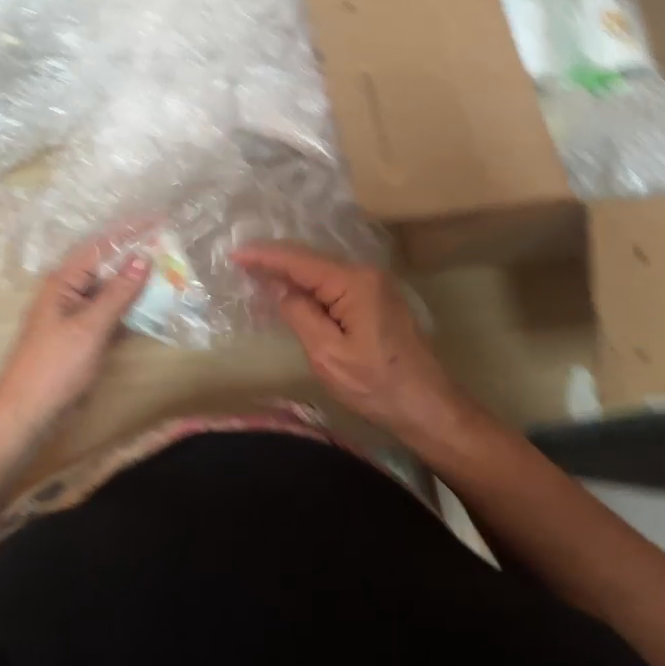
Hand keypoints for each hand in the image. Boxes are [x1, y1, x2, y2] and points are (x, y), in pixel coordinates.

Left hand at [0, 233, 151, 428]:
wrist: (27, 411)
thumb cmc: (55, 365)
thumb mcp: (90, 326)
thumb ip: (117, 292)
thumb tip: (142, 258)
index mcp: (63, 280)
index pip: (100, 245)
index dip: (129, 232)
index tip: (159, 219)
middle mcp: (68, 291)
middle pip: (105, 265)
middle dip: (136, 256)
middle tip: (172, 247)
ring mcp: (74, 315)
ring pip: (109, 290)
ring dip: (136, 283)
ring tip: (170, 272)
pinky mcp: (81, 337)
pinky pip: (109, 314)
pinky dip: (130, 309)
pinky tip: (153, 308)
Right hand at [233, 242, 475, 443]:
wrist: (430, 410)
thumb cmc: (378, 386)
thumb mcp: (328, 355)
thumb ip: (300, 314)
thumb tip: (278, 288)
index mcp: (354, 283)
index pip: (300, 262)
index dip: (265, 257)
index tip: (234, 255)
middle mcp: (366, 274)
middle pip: (311, 260)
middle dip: (275, 259)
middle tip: (240, 261)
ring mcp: (375, 286)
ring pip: (322, 271)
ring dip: (290, 271)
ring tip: (256, 271)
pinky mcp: (377, 301)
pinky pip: (333, 283)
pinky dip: (308, 284)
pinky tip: (290, 288)